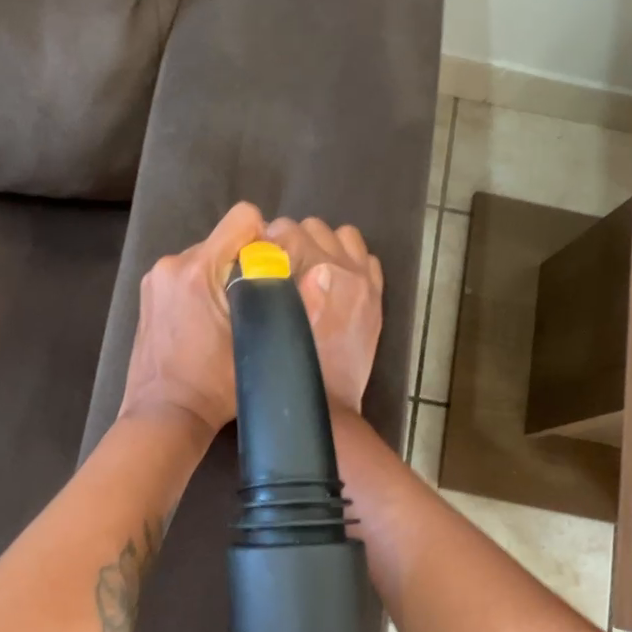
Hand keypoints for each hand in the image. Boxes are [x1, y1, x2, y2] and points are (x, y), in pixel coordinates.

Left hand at [119, 202, 265, 435]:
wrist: (164, 415)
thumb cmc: (214, 387)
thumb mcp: (259, 343)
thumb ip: (286, 304)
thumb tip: (317, 273)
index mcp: (197, 270)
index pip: (243, 218)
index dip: (266, 238)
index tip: (274, 269)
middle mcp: (171, 264)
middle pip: (223, 241)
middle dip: (243, 263)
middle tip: (256, 302)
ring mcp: (155, 278)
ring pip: (205, 258)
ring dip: (221, 277)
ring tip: (231, 316)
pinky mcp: (148, 293)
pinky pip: (187, 274)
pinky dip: (202, 288)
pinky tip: (208, 322)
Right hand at [263, 217, 383, 414]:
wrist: (328, 403)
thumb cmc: (286, 366)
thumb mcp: (265, 320)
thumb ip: (262, 281)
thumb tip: (255, 253)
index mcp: (317, 272)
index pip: (287, 231)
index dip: (266, 241)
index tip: (256, 254)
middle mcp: (345, 269)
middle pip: (313, 227)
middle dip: (292, 239)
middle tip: (278, 261)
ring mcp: (365, 281)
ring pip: (343, 236)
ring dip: (322, 244)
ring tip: (307, 265)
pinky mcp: (376, 296)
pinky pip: (366, 258)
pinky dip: (350, 260)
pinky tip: (332, 279)